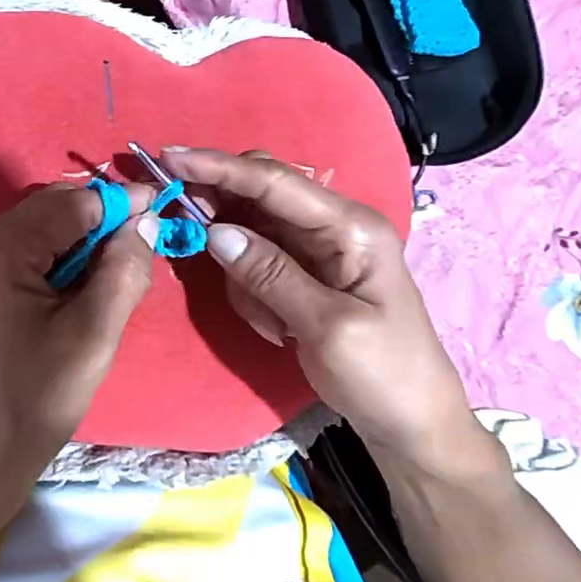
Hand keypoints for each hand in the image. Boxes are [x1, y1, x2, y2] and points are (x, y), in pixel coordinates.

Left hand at [0, 182, 155, 553]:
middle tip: (142, 250)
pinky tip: (81, 288)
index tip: (162, 210)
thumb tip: (146, 221)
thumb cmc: (33, 402)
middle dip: (101, 222)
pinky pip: (25, 250)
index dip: (121, 204)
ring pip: (41, 228)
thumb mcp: (93, 335)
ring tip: (115, 274)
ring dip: (82, 241)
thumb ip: (124, 270)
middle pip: (53, 208)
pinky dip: (59, 258)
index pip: (72, 204)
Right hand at [160, 147, 482, 465]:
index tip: (170, 158)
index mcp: (350, 226)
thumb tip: (216, 232)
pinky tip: (277, 328)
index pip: (275, 182)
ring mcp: (315, 248)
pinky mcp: (300, 272)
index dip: (220, 167)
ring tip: (274, 324)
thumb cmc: (385, 374)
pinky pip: (253, 263)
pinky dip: (249, 291)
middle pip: (259, 192)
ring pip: (249, 231)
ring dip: (242, 274)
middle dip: (222, 209)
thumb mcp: (329, 328)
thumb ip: (271, 274)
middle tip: (188, 231)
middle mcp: (331, 225)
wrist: (410, 423)